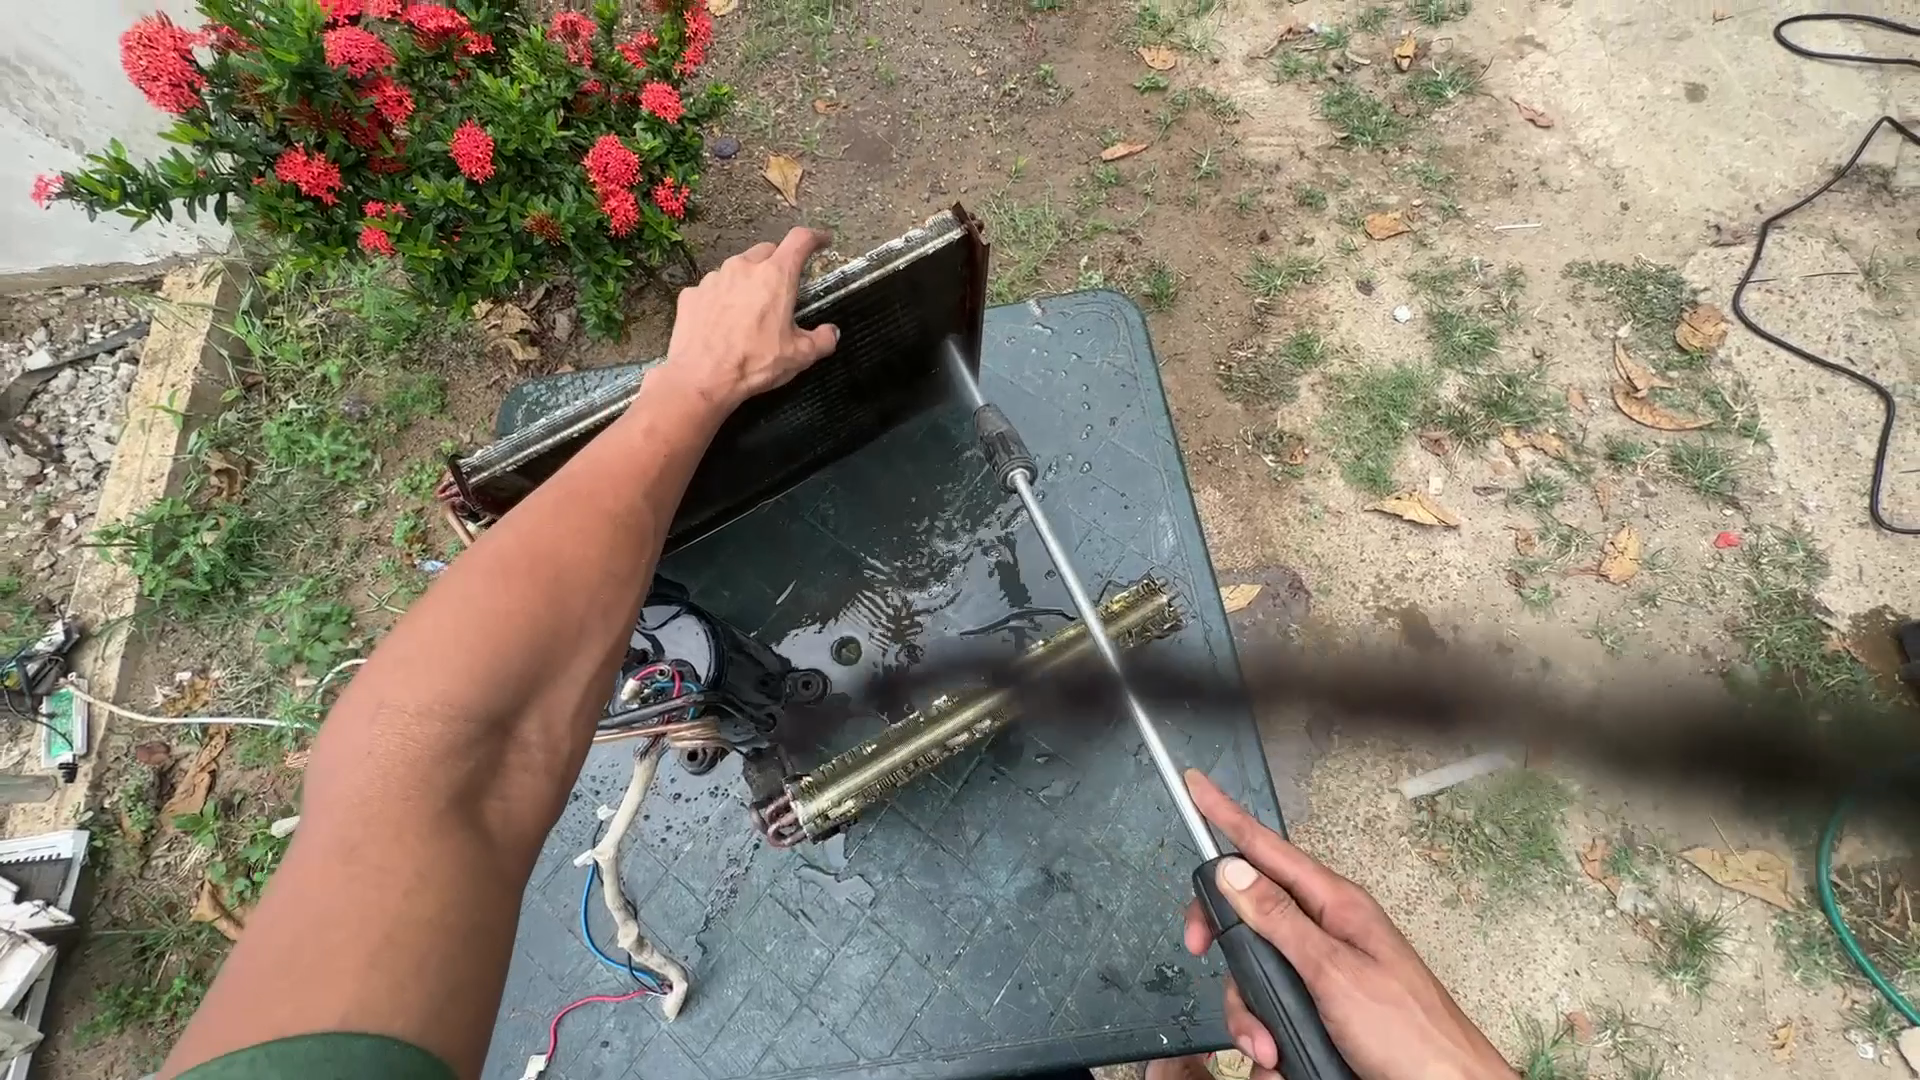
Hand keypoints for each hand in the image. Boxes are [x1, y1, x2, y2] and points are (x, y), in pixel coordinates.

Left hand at [654, 227, 839, 411]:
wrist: (702, 378)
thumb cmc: (754, 364)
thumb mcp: (800, 356)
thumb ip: (822, 340)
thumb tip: (831, 332)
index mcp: (776, 277)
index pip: (799, 241)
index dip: (815, 237)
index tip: (822, 240)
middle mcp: (743, 268)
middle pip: (767, 252)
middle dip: (779, 264)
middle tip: (784, 289)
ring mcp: (714, 279)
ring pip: (738, 269)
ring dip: (749, 283)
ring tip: (753, 314)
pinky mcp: (693, 294)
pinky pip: (714, 290)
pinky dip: (724, 300)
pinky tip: (726, 324)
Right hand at [1181, 770, 1512, 1079]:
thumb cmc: (1412, 1037)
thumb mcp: (1335, 973)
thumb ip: (1279, 919)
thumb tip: (1232, 869)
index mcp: (1334, 904)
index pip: (1266, 846)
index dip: (1227, 814)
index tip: (1197, 784)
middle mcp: (1324, 928)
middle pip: (1248, 911)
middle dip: (1225, 942)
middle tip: (1199, 949)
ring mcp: (1320, 967)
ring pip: (1254, 966)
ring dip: (1249, 1010)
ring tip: (1267, 1049)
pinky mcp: (1318, 1004)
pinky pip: (1270, 1005)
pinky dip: (1265, 1033)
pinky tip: (1276, 1059)